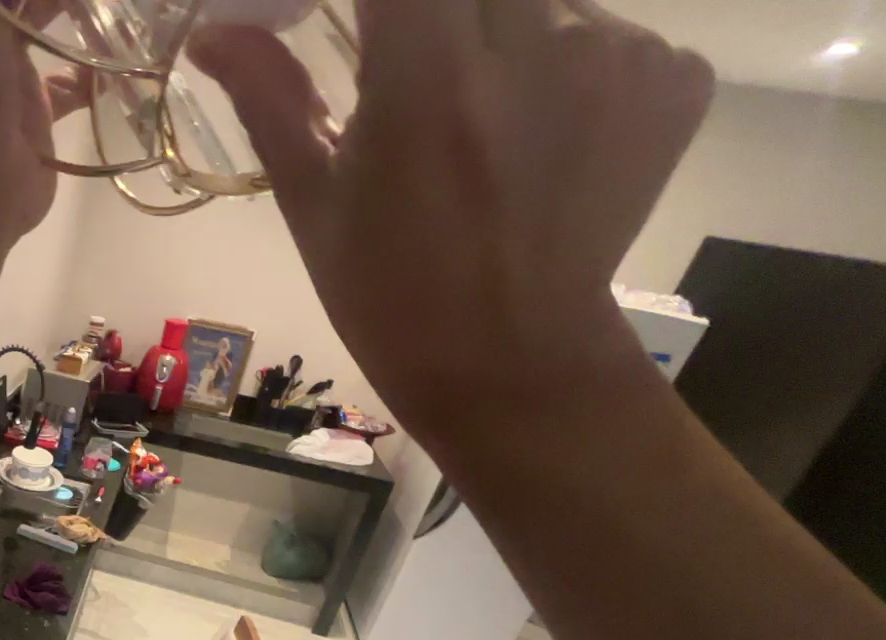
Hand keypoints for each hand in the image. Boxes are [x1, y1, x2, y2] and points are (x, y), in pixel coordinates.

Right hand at [190, 0, 714, 430]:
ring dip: (492, 36)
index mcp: (427, 84)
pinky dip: (558, 63)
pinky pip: (603, 27)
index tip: (356, 22)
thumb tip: (212, 32)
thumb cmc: (382, 293)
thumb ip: (270, 101)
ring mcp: (619, 57)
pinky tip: (532, 136)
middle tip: (409, 75)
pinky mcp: (673, 78)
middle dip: (430, 16)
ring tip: (473, 122)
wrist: (504, 358)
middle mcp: (534, 48)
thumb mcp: (311, 205)